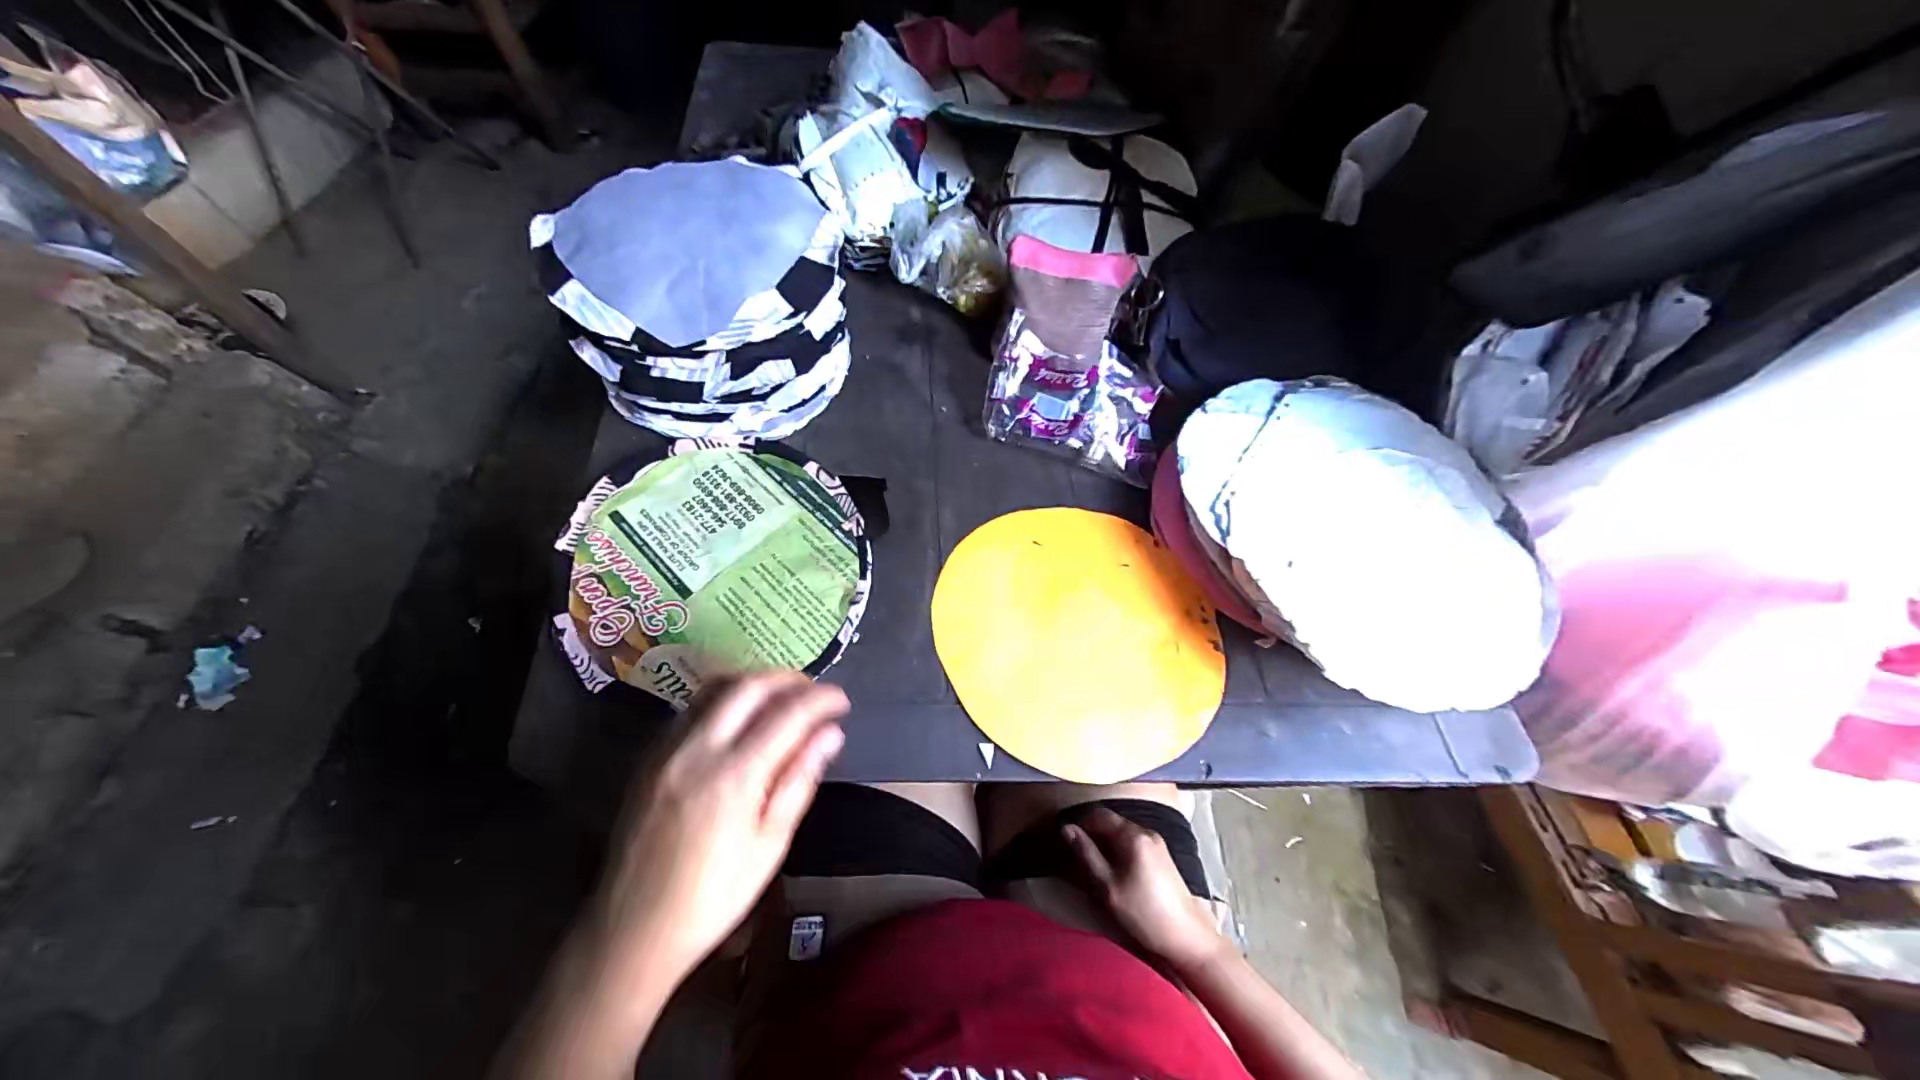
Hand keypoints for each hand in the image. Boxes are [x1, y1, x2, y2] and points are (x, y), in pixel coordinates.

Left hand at [589, 672, 848, 982]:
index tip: (842, 700)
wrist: (633, 930)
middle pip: (748, 686)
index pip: (787, 714)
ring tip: (780, 698)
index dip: (821, 699)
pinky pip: (691, 709)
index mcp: (734, 776)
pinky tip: (738, 721)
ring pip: (714, 689)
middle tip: (814, 693)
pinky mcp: (649, 758)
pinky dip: (723, 701)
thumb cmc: (715, 896)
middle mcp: (697, 750)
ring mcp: (667, 750)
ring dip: (753, 683)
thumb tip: (830, 734)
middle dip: (788, 679)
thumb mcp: (770, 844)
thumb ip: (799, 780)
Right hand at [1063, 808, 1225, 971]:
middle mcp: (1147, 832)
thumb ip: (1087, 854)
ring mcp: (1158, 844)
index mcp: (1133, 836)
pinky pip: (1134, 843)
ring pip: (1123, 833)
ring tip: (1097, 869)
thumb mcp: (1108, 887)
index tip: (1069, 844)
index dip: (1081, 825)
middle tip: (1080, 859)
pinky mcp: (1163, 857)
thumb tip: (1066, 828)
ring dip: (1106, 844)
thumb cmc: (1144, 913)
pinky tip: (1117, 873)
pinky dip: (1120, 851)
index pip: (1099, 815)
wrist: (1187, 937)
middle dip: (1094, 835)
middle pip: (1112, 822)